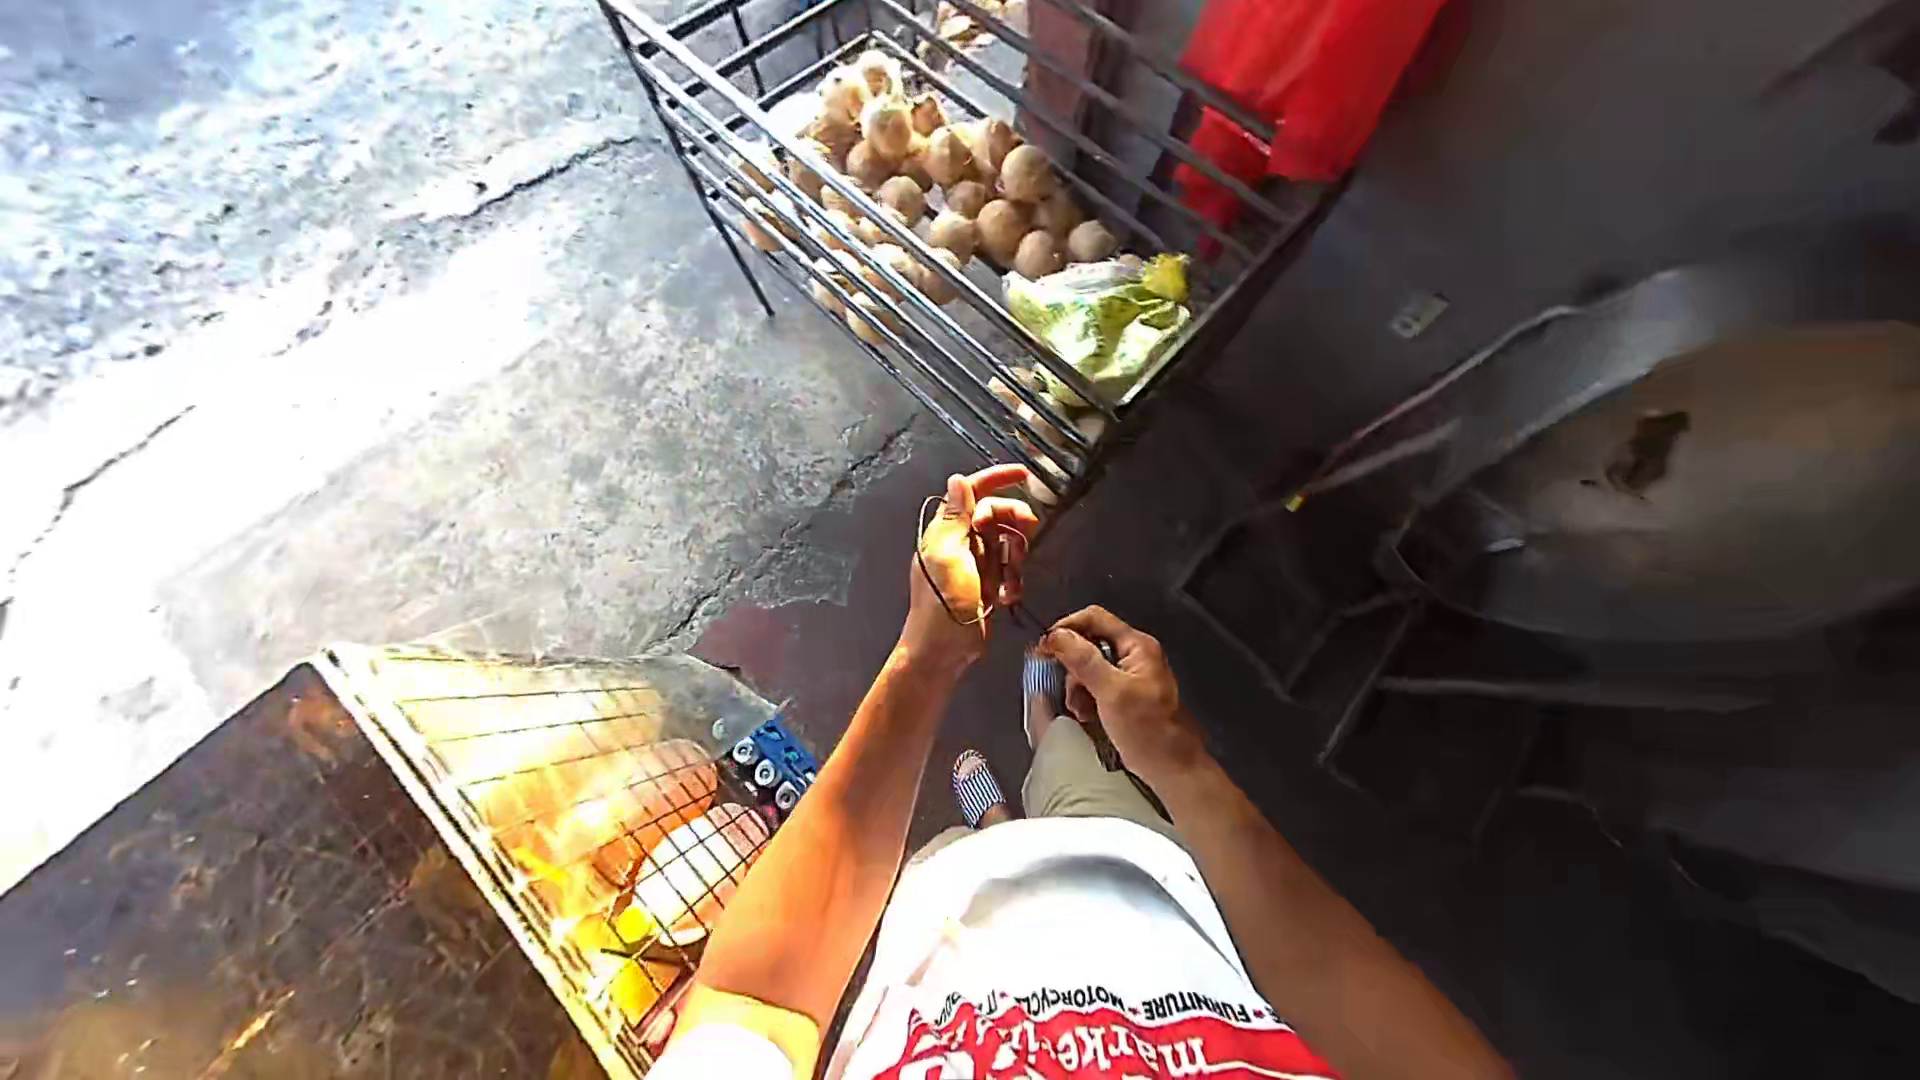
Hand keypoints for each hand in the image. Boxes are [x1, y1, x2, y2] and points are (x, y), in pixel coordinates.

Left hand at [903, 465, 1040, 669]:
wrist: (943, 649)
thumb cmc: (942, 601)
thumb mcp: (948, 554)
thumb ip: (955, 516)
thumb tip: (957, 480)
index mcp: (947, 530)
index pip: (972, 492)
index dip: (997, 479)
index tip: (1024, 475)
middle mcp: (961, 542)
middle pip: (996, 516)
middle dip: (1014, 522)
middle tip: (1028, 531)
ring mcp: (976, 564)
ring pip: (1007, 543)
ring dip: (1016, 557)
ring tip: (1011, 577)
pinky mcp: (987, 585)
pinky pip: (1009, 570)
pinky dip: (1013, 580)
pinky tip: (1007, 596)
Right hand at [1041, 606, 1208, 785]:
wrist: (1171, 768)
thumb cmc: (1148, 730)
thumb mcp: (1112, 692)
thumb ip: (1084, 660)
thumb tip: (1055, 636)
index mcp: (1137, 645)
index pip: (1094, 618)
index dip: (1067, 628)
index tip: (1046, 648)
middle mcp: (1133, 654)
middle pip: (1088, 642)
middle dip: (1072, 665)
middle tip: (1066, 687)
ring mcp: (1128, 674)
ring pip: (1087, 666)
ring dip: (1076, 686)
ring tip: (1080, 708)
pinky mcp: (1122, 693)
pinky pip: (1093, 684)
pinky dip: (1084, 697)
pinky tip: (1086, 714)